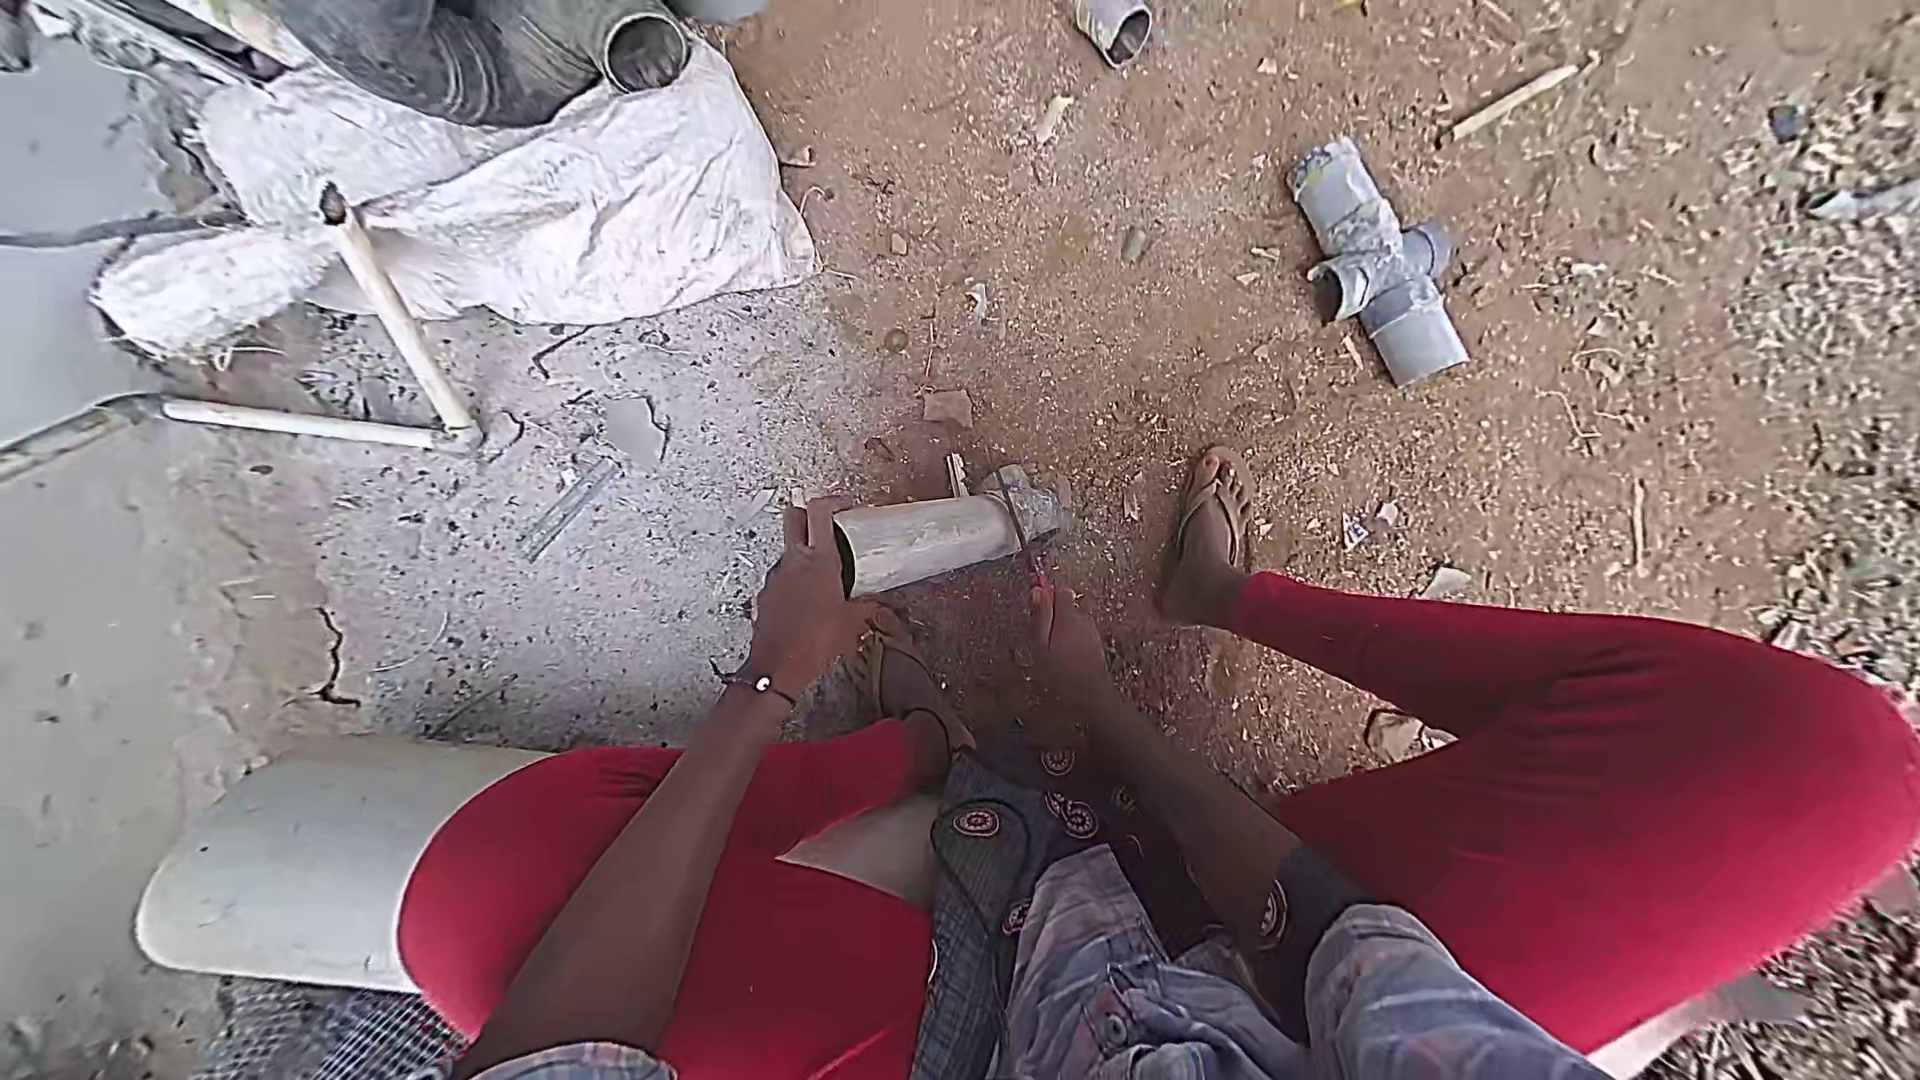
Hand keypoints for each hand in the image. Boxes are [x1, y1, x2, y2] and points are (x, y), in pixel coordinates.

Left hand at [747, 496, 877, 695]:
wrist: (778, 667)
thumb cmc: (816, 642)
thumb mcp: (852, 622)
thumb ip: (866, 605)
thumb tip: (878, 603)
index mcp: (819, 561)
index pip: (820, 512)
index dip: (833, 500)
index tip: (845, 505)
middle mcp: (793, 562)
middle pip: (793, 516)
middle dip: (809, 512)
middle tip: (829, 524)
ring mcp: (775, 576)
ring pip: (788, 548)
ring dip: (804, 551)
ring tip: (824, 573)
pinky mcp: (766, 593)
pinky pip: (782, 576)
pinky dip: (795, 578)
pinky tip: (808, 600)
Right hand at [1026, 583, 1119, 711]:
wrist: (1090, 699)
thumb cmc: (1060, 674)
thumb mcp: (1041, 645)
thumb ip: (1040, 617)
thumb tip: (1037, 589)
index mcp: (1069, 617)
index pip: (1059, 590)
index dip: (1046, 595)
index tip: (1035, 607)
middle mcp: (1084, 620)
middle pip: (1065, 606)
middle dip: (1052, 617)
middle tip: (1040, 639)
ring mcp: (1092, 633)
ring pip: (1071, 622)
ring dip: (1061, 631)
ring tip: (1051, 653)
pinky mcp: (1095, 646)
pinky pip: (1078, 635)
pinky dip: (1070, 641)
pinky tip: (1064, 660)